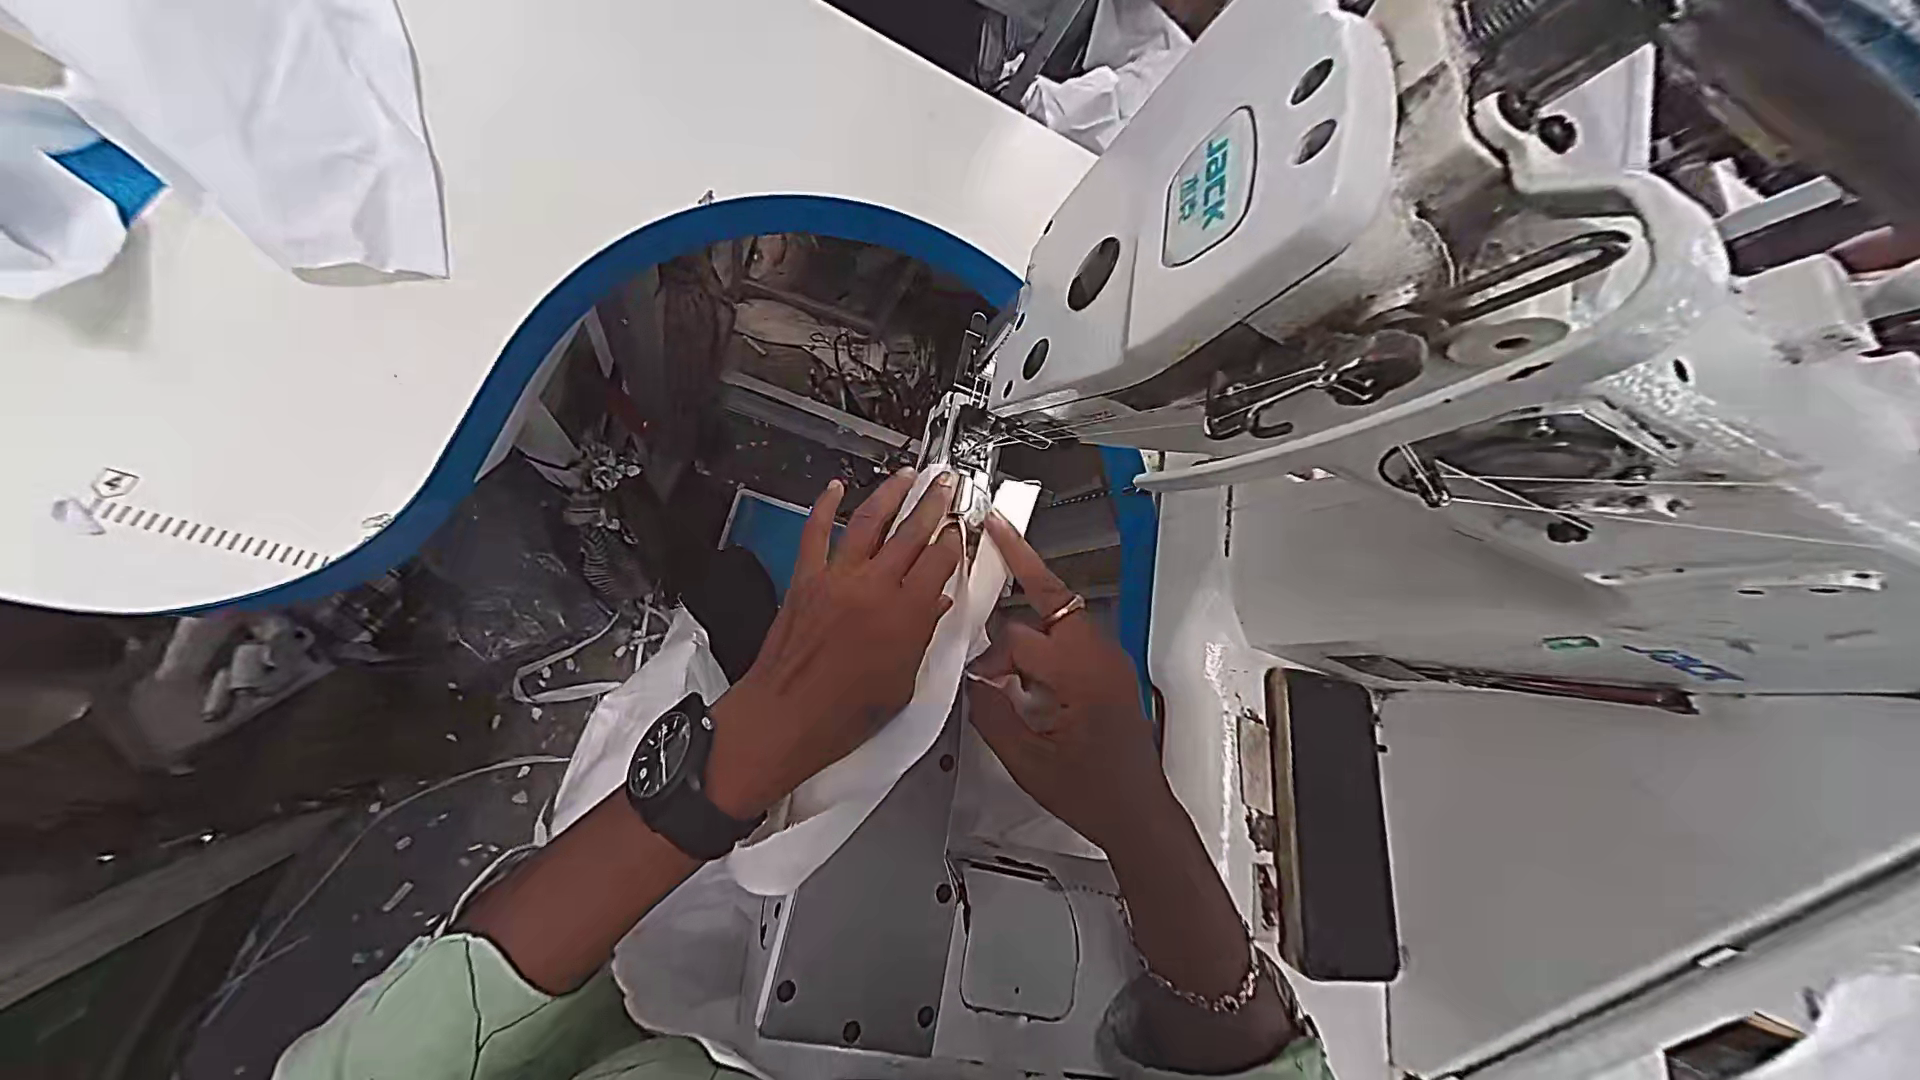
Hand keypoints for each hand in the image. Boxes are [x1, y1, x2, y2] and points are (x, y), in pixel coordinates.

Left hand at [706, 467, 962, 817]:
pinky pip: (815, 532)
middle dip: (935, 503)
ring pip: (869, 521)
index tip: (959, 531)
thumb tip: (937, 608)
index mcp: (905, 614)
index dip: (954, 541)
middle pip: (912, 531)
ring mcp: (837, 579)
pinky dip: (823, 506)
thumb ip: (922, 635)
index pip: (940, 561)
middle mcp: (873, 588)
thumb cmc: (841, 712)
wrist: (784, 717)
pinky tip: (834, 488)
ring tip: (906, 477)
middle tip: (946, 485)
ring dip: (891, 494)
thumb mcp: (901, 681)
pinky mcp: (806, 579)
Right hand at [966, 511, 1180, 854]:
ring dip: (1034, 599)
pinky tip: (1029, 646)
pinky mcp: (1109, 669)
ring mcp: (1108, 661)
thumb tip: (974, 680)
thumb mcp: (1026, 760)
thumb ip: (991, 711)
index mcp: (1079, 676)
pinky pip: (1075, 632)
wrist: (1137, 812)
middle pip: (1053, 597)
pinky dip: (1047, 627)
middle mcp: (1100, 657)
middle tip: (998, 532)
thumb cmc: (1095, 793)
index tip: (976, 673)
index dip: (990, 655)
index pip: (1020, 639)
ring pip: (1065, 610)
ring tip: (1008, 580)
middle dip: (1021, 569)